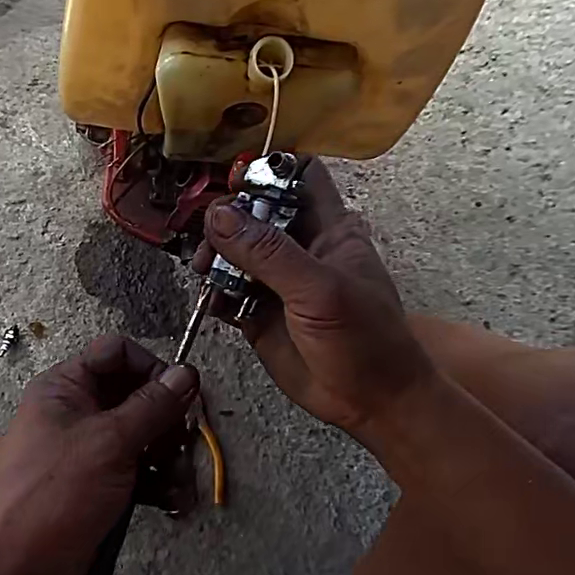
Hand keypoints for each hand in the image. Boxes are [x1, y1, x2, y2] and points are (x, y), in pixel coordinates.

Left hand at [0, 335, 197, 574]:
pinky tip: (175, 502)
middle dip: (167, 421)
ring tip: (181, 484)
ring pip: (143, 436)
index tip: (182, 394)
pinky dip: (158, 482)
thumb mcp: (108, 442)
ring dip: (169, 457)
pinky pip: (137, 470)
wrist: (15, 569)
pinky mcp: (99, 483)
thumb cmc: (55, 493)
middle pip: (136, 396)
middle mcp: (77, 411)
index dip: (152, 368)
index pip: (117, 354)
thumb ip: (152, 406)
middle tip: (183, 445)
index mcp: (66, 387)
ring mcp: (89, 449)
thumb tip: (187, 372)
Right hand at [194, 159, 441, 439]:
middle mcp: (300, 248)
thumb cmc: (365, 341)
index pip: (298, 177)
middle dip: (227, 217)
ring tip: (205, 271)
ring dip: (214, 255)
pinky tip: (215, 300)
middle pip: (255, 212)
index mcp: (329, 229)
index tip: (234, 183)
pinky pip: (227, 290)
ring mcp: (277, 281)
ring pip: (234, 251)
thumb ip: (268, 253)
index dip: (267, 171)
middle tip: (208, 236)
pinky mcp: (257, 312)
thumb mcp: (319, 289)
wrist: (369, 403)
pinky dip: (215, 291)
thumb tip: (220, 217)